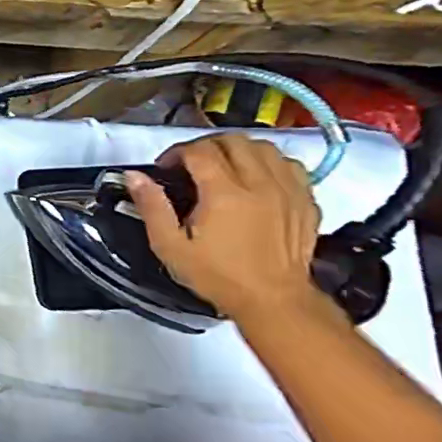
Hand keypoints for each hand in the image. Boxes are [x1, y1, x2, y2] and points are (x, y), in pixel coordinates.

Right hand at [123, 135, 322, 321]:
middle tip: (191, 164)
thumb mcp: (170, 246)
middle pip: (234, 141)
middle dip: (206, 145)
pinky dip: (270, 163)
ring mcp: (288, 191)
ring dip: (239, 150)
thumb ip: (151, 207)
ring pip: (265, 147)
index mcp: (224, 194)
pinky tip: (257, 178)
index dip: (177, 153)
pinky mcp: (306, 201)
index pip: (200, 151)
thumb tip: (134, 176)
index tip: (166, 168)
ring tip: (224, 166)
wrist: (273, 300)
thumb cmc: (216, 275)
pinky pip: (291, 165)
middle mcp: (260, 185)